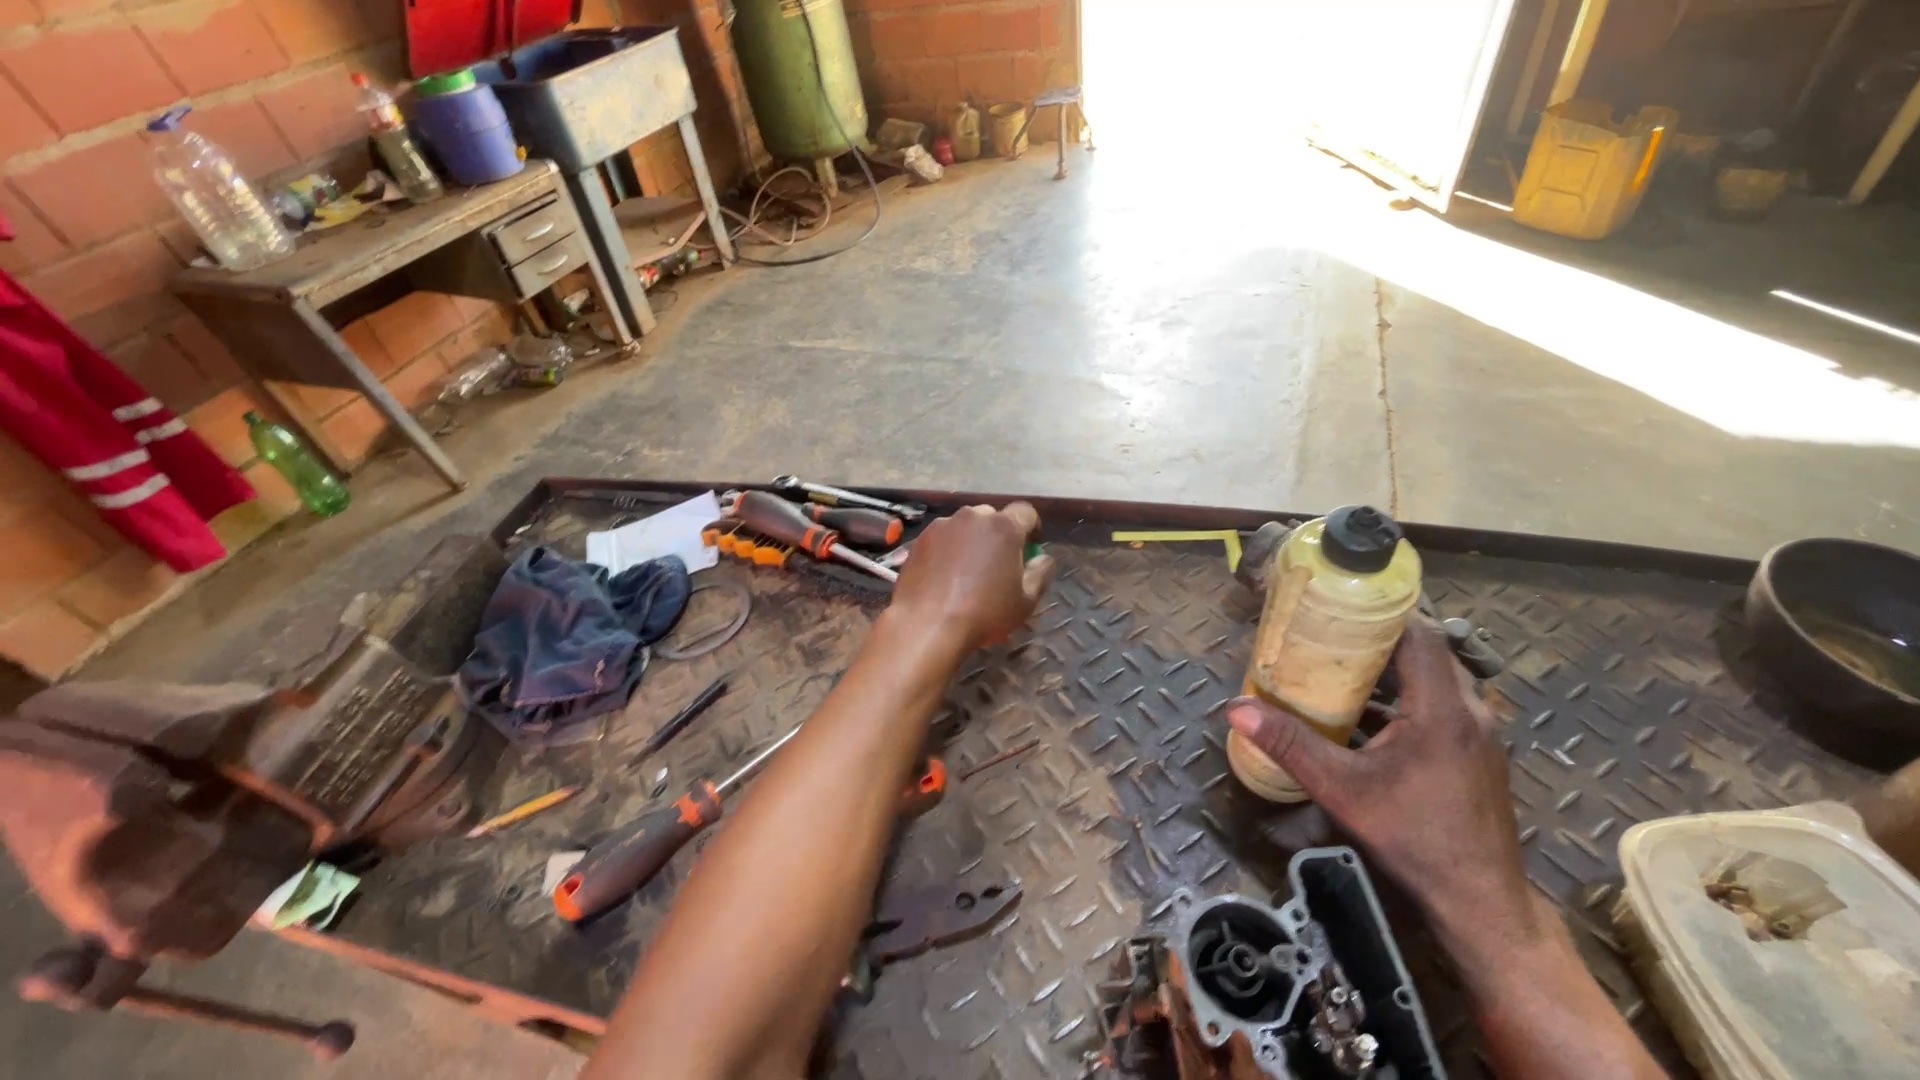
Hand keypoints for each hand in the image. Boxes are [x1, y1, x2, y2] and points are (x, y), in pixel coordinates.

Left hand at [889, 503, 1056, 647]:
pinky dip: (947, 549)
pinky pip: (942, 538)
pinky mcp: (919, 539)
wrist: (926, 625)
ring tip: (966, 570)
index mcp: (1003, 527)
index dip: (1032, 527)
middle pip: (993, 517)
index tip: (1029, 547)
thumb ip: (1040, 573)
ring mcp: (942, 525)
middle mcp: (972, 517)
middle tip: (997, 562)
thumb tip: (1043, 558)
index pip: (1026, 512)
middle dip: (999, 534)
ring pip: (964, 526)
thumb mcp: (1026, 601)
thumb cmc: (983, 614)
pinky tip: (944, 575)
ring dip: (971, 540)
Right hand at [1225, 618, 1538, 951]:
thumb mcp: (1341, 789)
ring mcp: (1480, 735)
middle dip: (1379, 642)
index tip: (1341, 605)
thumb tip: (1235, 708)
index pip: (1421, 636)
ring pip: (1436, 682)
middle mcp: (1470, 712)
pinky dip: (1407, 701)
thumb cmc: (1411, 836)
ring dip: (1393, 673)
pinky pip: (1442, 707)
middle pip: (1427, 655)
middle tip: (1329, 637)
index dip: (1384, 614)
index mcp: (1442, 710)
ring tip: (1341, 670)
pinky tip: (1369, 719)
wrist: (1477, 899)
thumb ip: (1290, 745)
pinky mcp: (1478, 755)